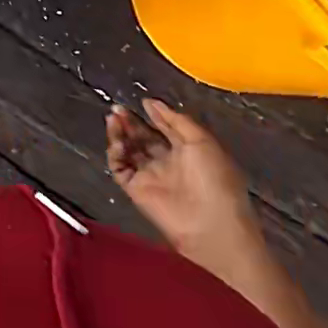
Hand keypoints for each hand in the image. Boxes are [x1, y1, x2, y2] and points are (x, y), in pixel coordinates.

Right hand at [107, 99, 255, 255]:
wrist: (211, 224)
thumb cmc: (215, 178)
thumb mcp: (202, 141)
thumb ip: (176, 120)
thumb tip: (151, 102)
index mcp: (186, 151)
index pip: (163, 129)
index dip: (152, 115)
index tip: (141, 102)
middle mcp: (166, 162)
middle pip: (142, 138)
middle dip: (130, 122)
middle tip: (118, 108)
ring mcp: (149, 176)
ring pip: (127, 150)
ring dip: (119, 133)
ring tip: (113, 118)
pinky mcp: (135, 189)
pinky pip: (120, 168)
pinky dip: (115, 153)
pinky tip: (117, 141)